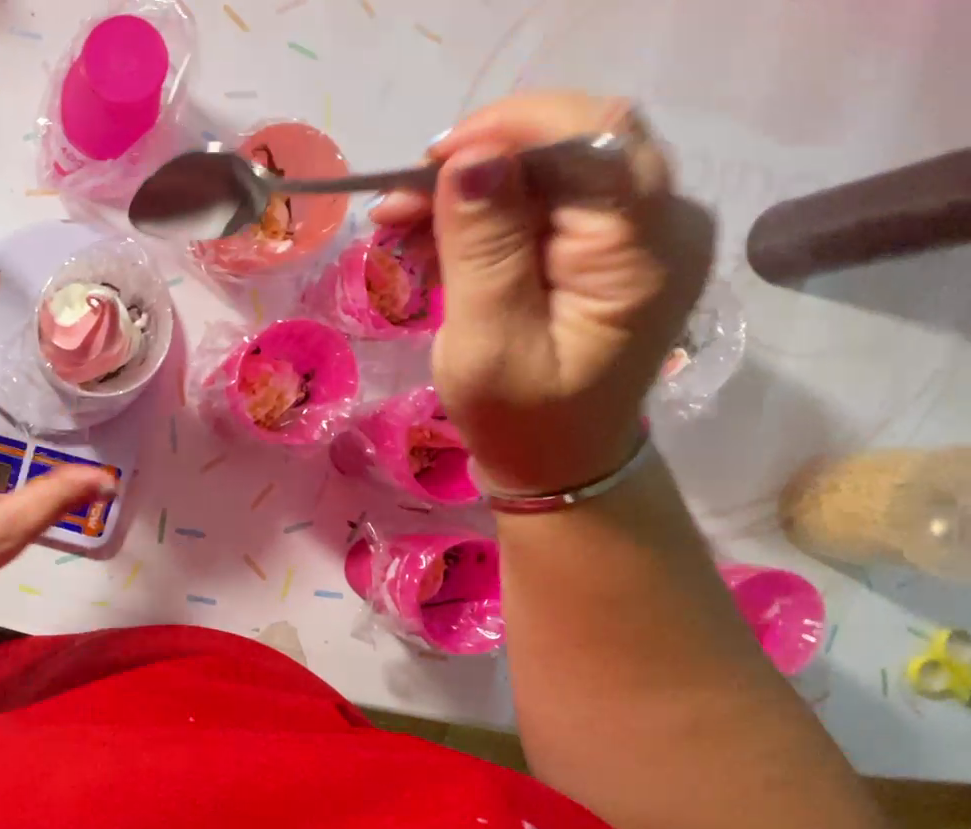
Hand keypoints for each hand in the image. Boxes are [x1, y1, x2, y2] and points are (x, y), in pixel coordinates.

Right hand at [374, 94, 714, 494]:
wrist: (559, 463)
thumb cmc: (519, 417)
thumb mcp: (488, 342)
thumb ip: (484, 248)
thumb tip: (468, 159)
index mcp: (642, 251)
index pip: (590, 141)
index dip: (506, 132)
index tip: (424, 167)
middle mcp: (663, 220)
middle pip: (572, 143)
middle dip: (479, 160)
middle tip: (397, 203)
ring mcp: (643, 227)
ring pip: (553, 165)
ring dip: (471, 185)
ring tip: (399, 227)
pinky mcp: (613, 241)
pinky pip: (548, 197)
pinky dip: (485, 208)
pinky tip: (434, 240)